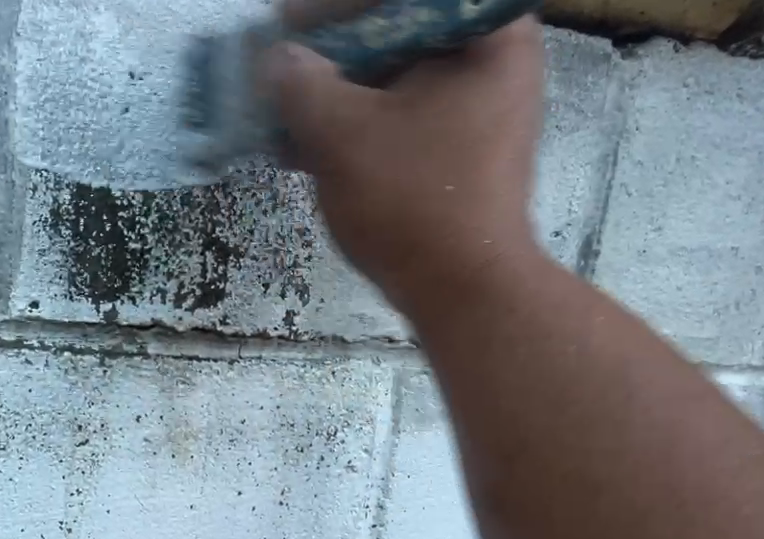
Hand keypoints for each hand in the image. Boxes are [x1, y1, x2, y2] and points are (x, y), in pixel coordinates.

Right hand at [265, 16, 545, 311]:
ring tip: (276, 115)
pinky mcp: (455, 150)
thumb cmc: (412, 200)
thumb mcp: (343, 136)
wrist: (461, 286)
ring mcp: (475, 107)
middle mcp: (489, 58)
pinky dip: (349, 128)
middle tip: (277, 68)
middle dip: (328, 54)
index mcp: (484, 32)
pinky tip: (299, 149)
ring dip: (330, 96)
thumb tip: (273, 60)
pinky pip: (394, 120)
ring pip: (390, 80)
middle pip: (397, 32)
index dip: (335, 6)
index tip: (283, 21)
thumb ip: (301, 87)